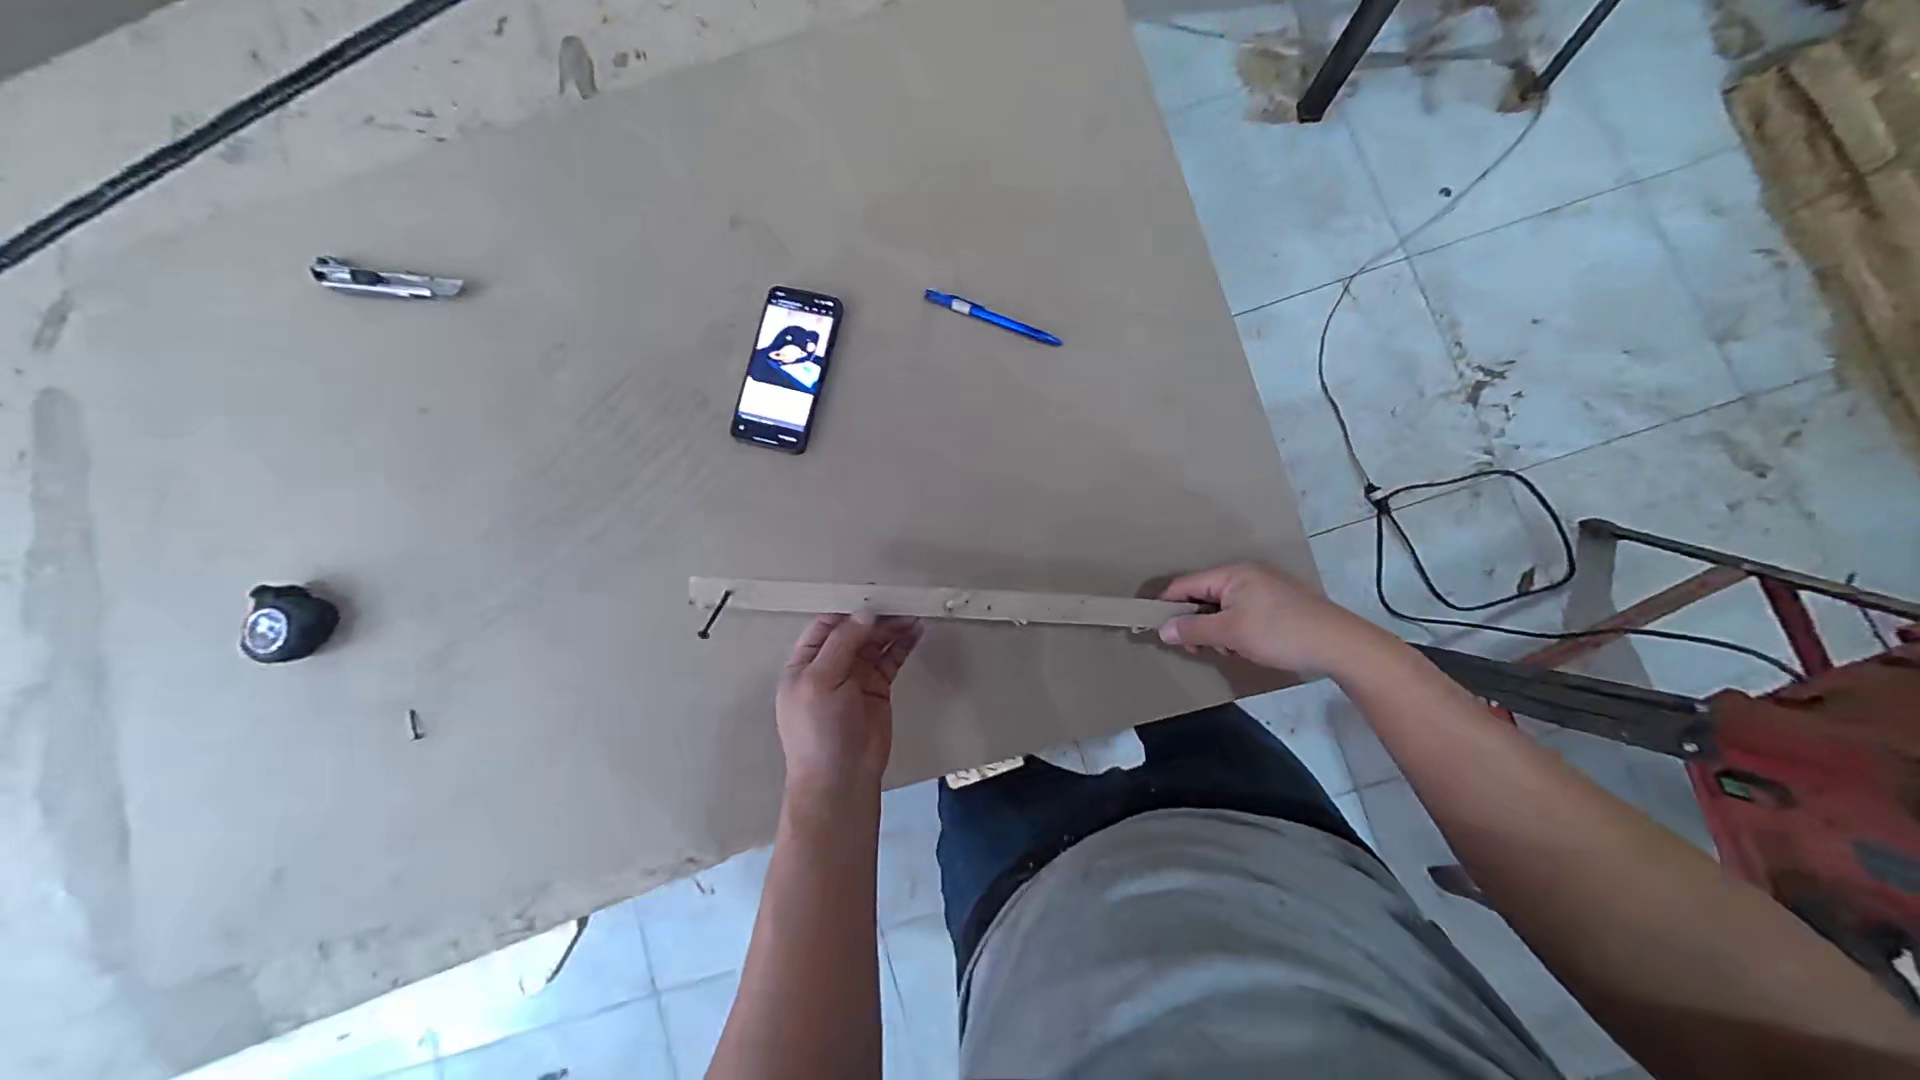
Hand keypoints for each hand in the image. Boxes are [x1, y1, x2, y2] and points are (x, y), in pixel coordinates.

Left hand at [776, 613, 925, 794]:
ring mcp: (854, 677)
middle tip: (898, 605)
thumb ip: (841, 643)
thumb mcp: (820, 680)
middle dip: (875, 618)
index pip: (826, 625)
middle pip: (854, 631)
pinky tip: (914, 633)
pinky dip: (903, 645)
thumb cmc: (818, 735)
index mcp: (805, 663)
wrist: (841, 778)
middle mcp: (829, 667)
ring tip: (911, 616)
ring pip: (875, 643)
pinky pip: (890, 659)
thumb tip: (863, 615)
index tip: (870, 599)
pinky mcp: (877, 688)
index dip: (848, 611)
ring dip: (892, 628)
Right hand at [1158, 562, 1387, 675]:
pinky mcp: (1278, 604)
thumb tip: (1162, 629)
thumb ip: (1192, 630)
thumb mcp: (1229, 634)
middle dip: (1196, 622)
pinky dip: (1236, 630)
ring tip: (1229, 649)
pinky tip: (1246, 647)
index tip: (1155, 629)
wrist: (1339, 645)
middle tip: (1197, 648)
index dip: (1166, 606)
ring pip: (1223, 607)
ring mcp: (1264, 588)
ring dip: (1217, 630)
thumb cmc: (1279, 633)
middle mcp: (1246, 574)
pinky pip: (1242, 613)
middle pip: (1203, 596)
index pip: (1184, 585)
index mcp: (1232, 574)